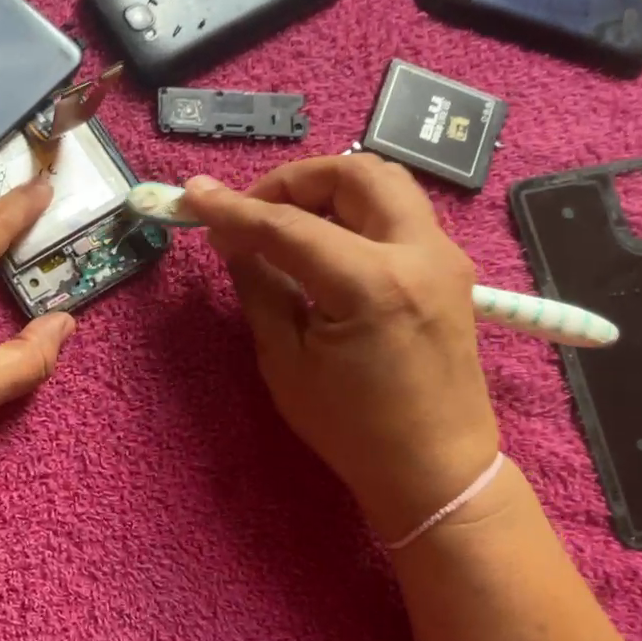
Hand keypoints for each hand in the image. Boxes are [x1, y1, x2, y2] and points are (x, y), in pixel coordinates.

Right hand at [180, 155, 500, 536]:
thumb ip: (260, 287)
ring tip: (281, 223)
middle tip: (249, 212)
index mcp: (371, 285)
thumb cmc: (349, 426)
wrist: (433, 467)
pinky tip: (319, 243)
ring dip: (325, 190)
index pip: (288, 226)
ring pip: (382, 184)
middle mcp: (418, 254)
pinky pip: (397, 212)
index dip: (233, 209)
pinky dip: (351, 211)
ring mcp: (443, 257)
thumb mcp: (285, 360)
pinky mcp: (447, 268)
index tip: (194, 198)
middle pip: (354, 173)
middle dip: (291, 181)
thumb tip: (232, 240)